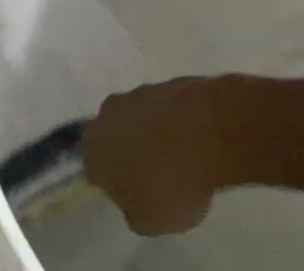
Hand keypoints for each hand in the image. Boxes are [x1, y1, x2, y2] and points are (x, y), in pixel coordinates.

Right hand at [82, 77, 246, 235]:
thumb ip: (133, 210)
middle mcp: (108, 115)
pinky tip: (194, 137)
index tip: (138, 192)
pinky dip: (175, 119)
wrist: (209, 133)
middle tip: (156, 171)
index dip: (117, 183)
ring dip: (153, 132)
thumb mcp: (150, 221)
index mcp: (94, 150)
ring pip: (139, 117)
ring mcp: (138, 93)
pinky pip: (166, 107)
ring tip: (181, 154)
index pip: (97, 170)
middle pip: (115, 136)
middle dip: (130, 150)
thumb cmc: (172, 184)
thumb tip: (134, 201)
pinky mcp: (167, 82)